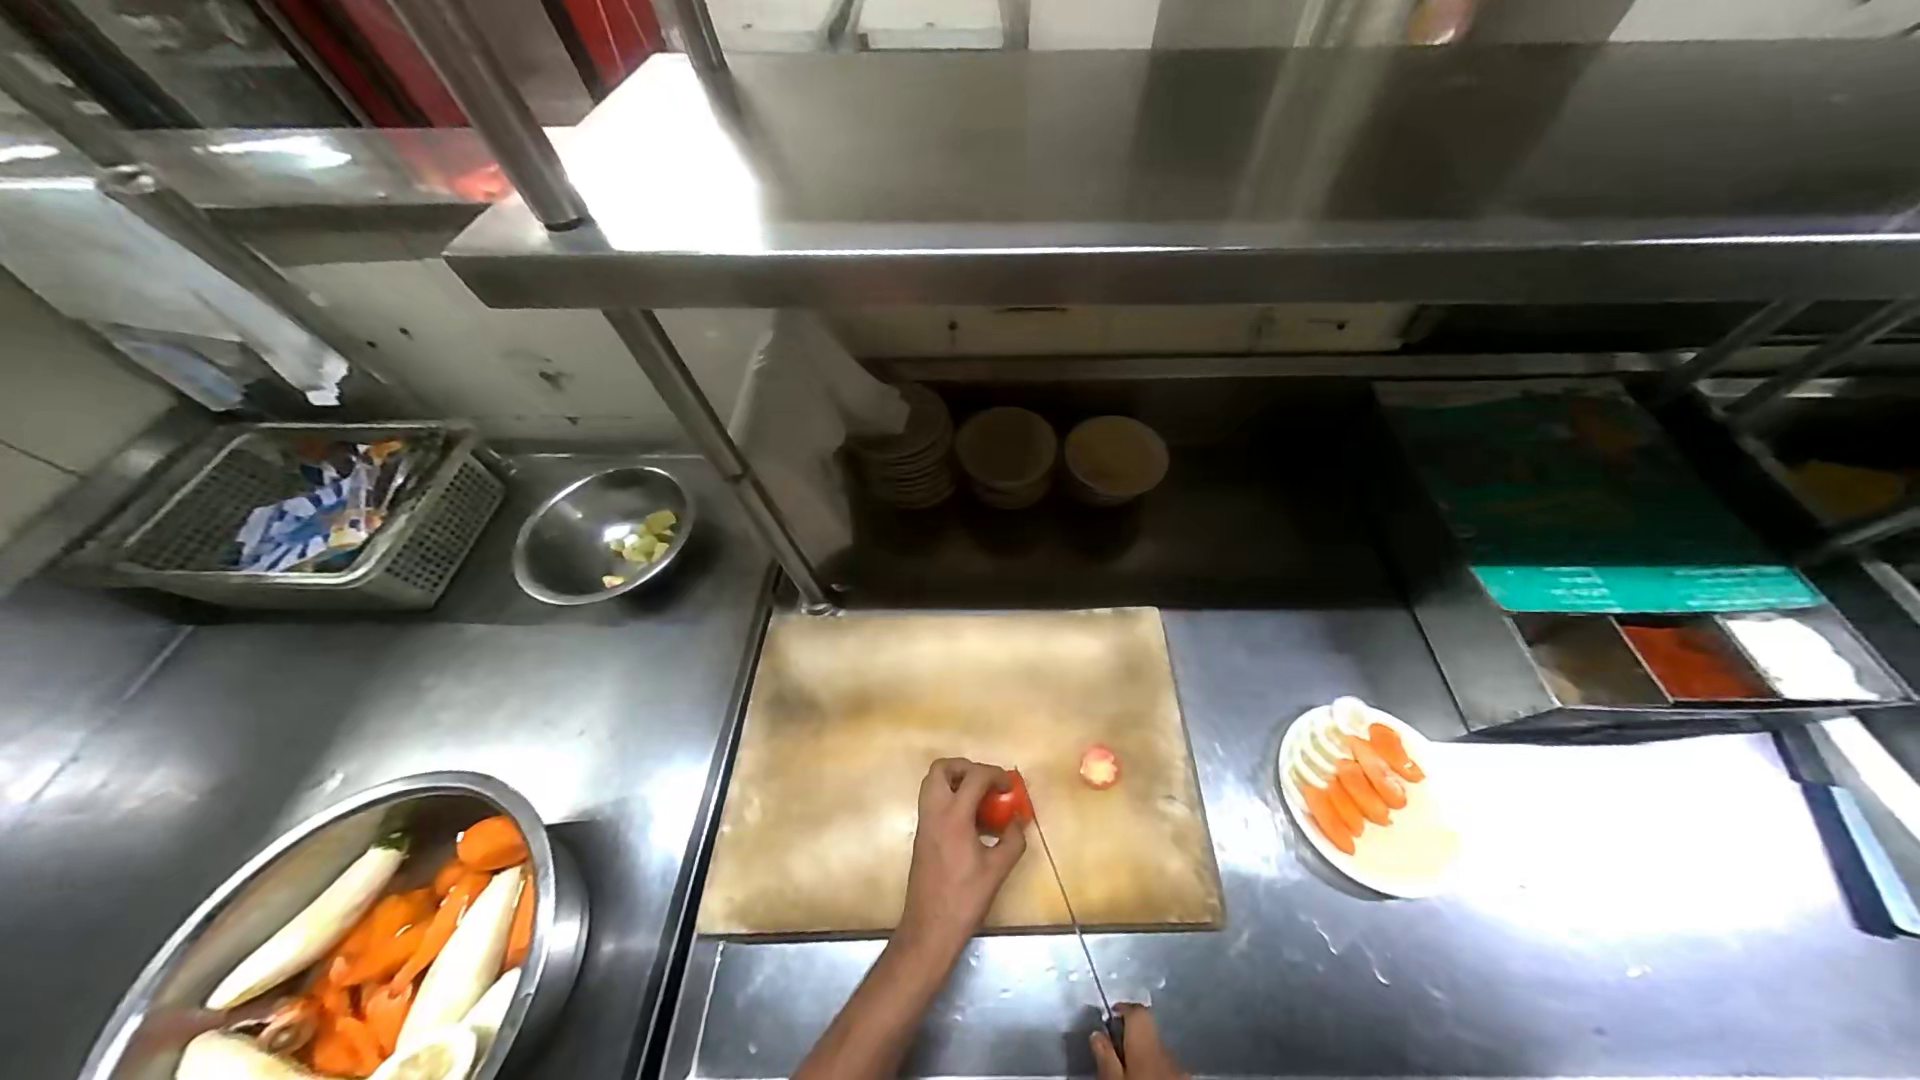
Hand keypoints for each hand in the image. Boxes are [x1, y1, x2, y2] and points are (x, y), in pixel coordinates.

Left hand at [897, 758, 1027, 951]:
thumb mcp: (998, 869)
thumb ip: (1012, 839)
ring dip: (956, 781)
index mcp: (953, 817)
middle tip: (986, 782)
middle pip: (941, 768)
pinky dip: (950, 798)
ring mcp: (924, 823)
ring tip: (980, 799)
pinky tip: (971, 821)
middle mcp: (934, 812)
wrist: (930, 927)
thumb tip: (1018, 821)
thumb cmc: (965, 898)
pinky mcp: (921, 835)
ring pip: (932, 783)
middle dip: (966, 767)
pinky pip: (933, 801)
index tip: (1009, 786)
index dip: (994, 774)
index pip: (974, 777)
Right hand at [1092, 1004, 1186, 1079]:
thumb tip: (1097, 1033)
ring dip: (1144, 1057)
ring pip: (1158, 1053)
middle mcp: (1166, 1051)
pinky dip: (1155, 1072)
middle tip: (1114, 1051)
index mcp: (1146, 1043)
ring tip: (1127, 1072)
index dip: (1124, 1009)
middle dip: (1132, 1038)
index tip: (1109, 1017)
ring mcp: (1180, 1070)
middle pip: (1149, 1032)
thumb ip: (1105, 1056)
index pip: (1138, 1011)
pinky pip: (1167, 1070)